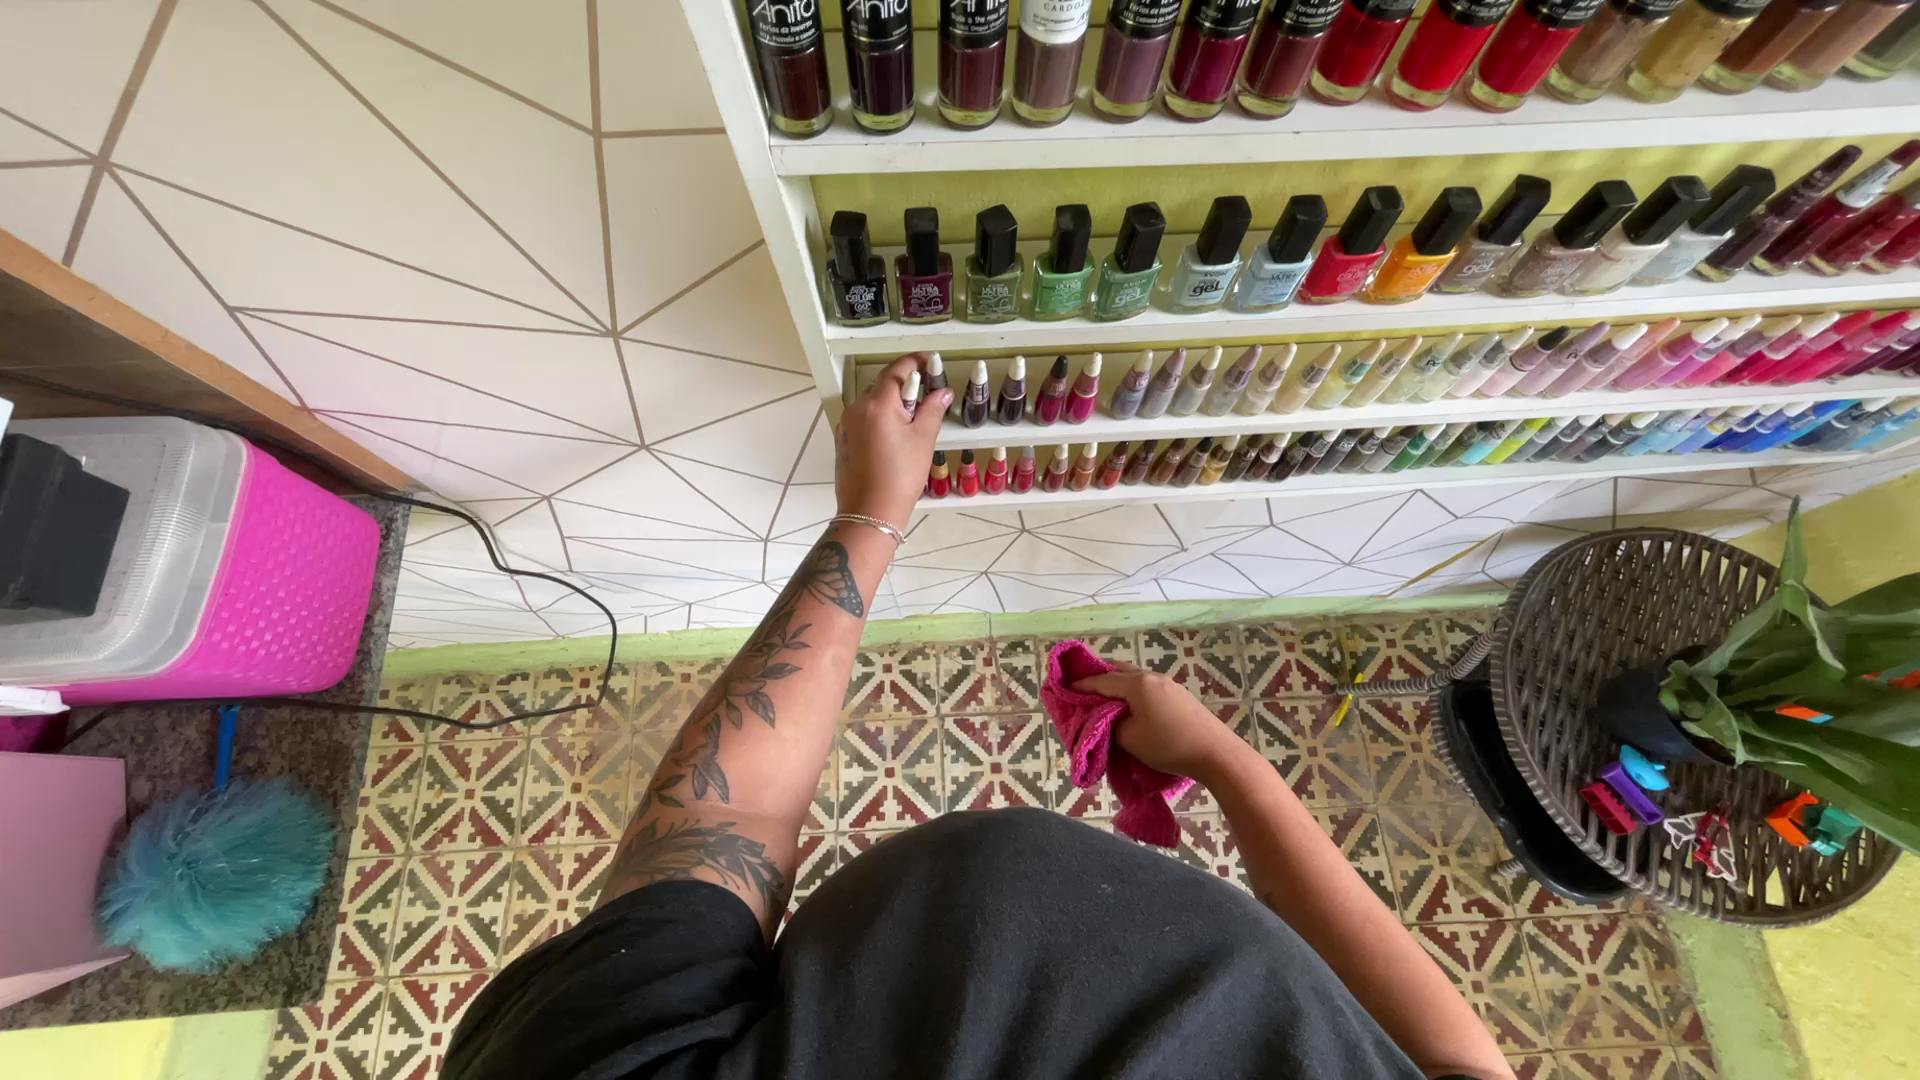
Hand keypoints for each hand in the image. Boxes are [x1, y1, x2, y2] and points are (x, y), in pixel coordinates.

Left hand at [835, 354, 948, 528]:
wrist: (870, 512)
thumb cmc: (901, 476)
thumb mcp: (923, 440)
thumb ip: (933, 409)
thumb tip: (943, 392)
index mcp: (877, 404)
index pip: (896, 370)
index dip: (915, 362)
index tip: (930, 361)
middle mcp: (857, 408)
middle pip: (883, 385)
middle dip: (905, 385)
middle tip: (927, 394)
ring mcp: (846, 425)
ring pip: (872, 402)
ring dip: (892, 403)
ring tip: (913, 419)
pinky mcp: (843, 440)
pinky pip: (863, 419)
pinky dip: (880, 418)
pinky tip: (894, 436)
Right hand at [1071, 662, 1250, 780]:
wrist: (1216, 753)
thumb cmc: (1169, 744)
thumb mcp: (1130, 739)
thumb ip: (1110, 725)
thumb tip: (1106, 719)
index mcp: (1136, 683)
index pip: (1101, 680)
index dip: (1081, 685)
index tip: (1065, 689)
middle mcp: (1151, 677)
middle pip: (1118, 670)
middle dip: (1098, 678)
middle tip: (1082, 688)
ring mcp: (1168, 684)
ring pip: (1134, 677)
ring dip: (1117, 684)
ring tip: (1104, 697)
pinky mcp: (1179, 696)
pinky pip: (1147, 687)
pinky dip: (1132, 691)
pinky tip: (1131, 705)